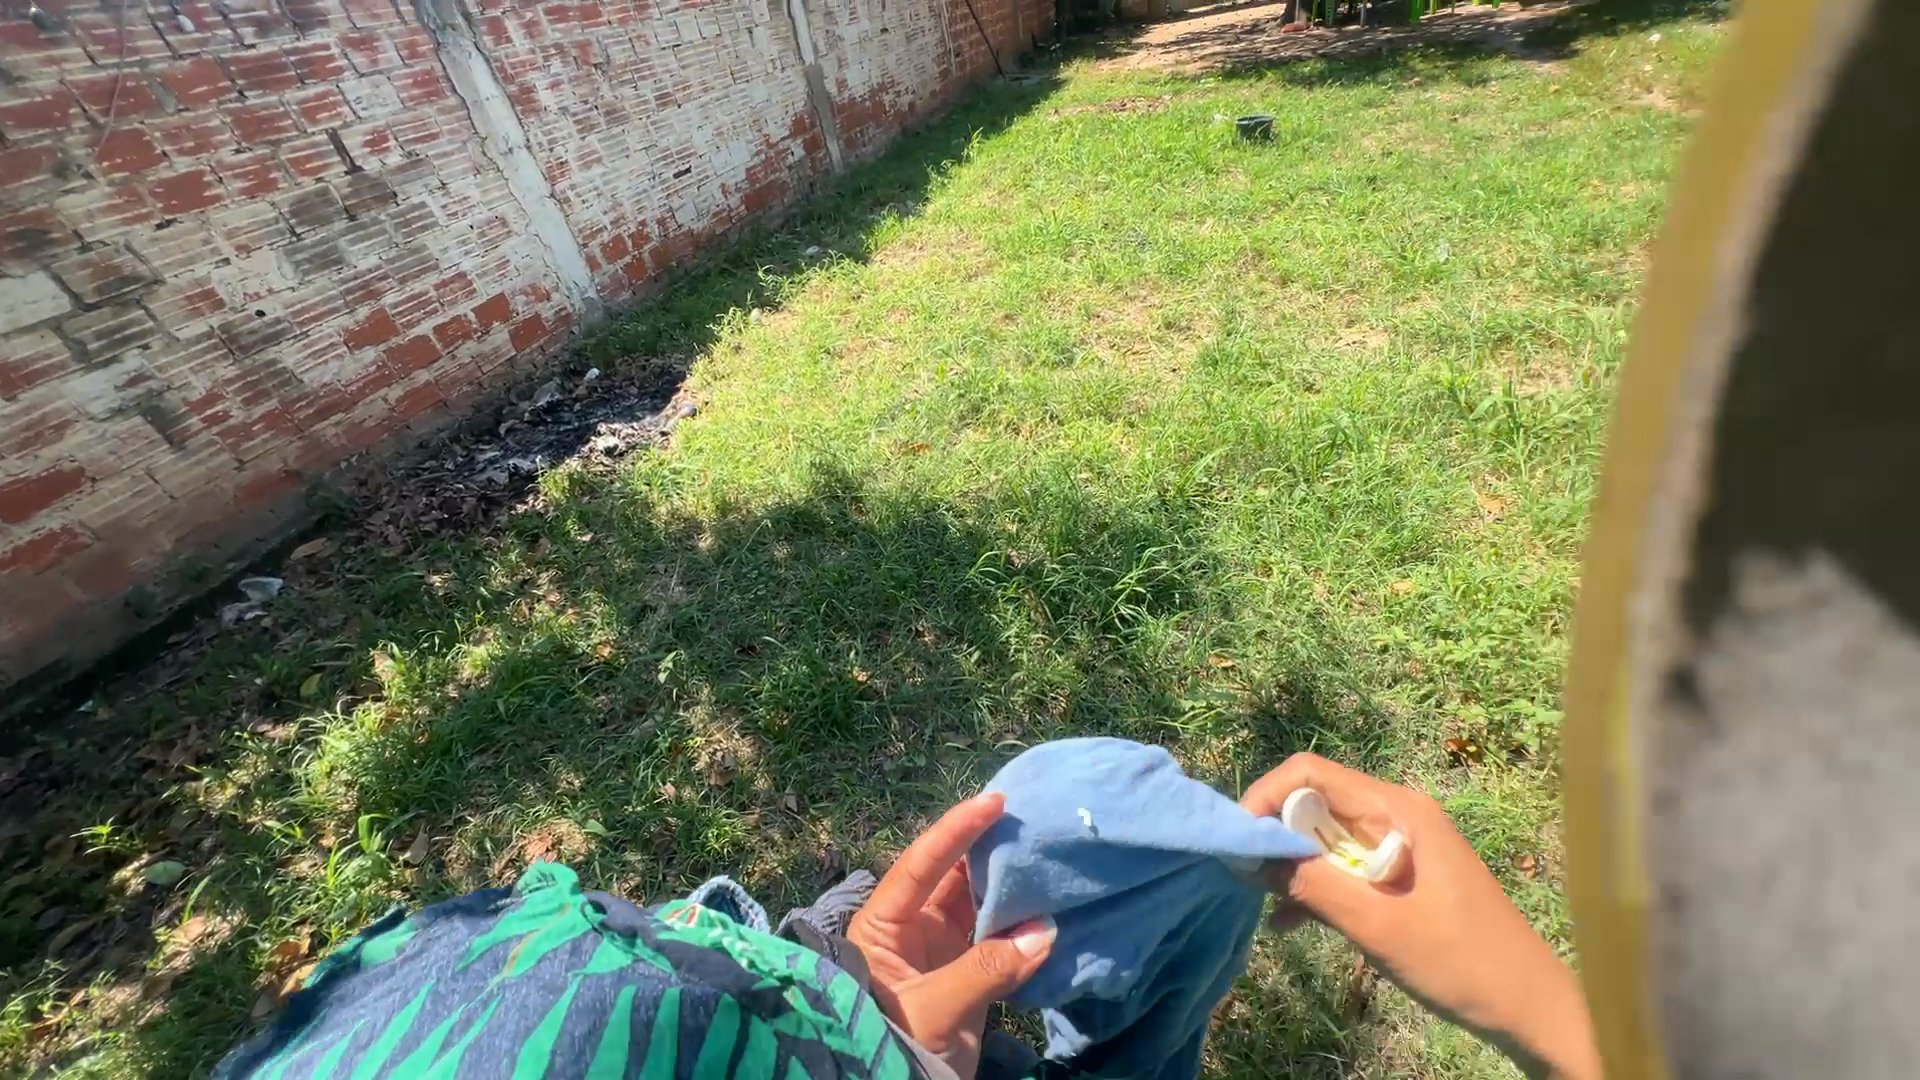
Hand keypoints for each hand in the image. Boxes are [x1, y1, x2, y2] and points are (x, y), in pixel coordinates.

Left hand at [848, 793, 1057, 1079]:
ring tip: (1038, 851)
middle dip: (985, 847)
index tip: (994, 801)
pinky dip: (1016, 922)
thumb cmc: (893, 1049)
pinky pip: (992, 934)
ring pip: (973, 901)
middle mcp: (908, 925)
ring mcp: (936, 947)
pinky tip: (1041, 903)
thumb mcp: (935, 1012)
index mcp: (883, 923)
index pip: (920, 863)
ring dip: (1005, 883)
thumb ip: (986, 969)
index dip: (956, 829)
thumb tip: (1044, 930)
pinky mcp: (962, 971)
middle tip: (1025, 817)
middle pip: (949, 874)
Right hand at [1242, 754, 1600, 1079]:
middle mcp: (1393, 814)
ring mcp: (1396, 843)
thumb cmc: (1464, 964)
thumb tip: (1252, 857)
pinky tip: (1288, 922)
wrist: (1539, 1015)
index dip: (1267, 795)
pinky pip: (1340, 864)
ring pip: (1320, 834)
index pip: (1310, 773)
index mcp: (1396, 809)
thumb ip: (1314, 886)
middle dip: (1273, 832)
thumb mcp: (1381, 927)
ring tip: (1262, 898)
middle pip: (1312, 801)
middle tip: (1245, 872)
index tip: (1241, 837)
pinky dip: (1313, 885)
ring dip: (1290, 863)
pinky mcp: (1397, 873)